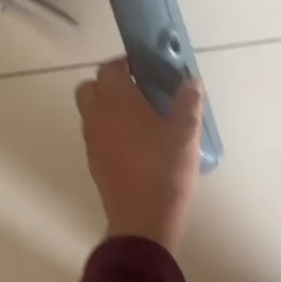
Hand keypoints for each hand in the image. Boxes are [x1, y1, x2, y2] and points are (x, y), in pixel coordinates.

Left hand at [74, 59, 204, 250]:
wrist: (144, 217)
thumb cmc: (166, 168)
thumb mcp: (186, 132)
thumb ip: (188, 102)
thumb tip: (190, 81)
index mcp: (118, 102)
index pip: (109, 69)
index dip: (125, 64)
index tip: (146, 69)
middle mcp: (98, 117)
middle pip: (90, 87)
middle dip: (110, 84)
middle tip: (139, 90)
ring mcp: (92, 141)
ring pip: (91, 112)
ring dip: (108, 107)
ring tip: (141, 117)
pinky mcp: (94, 162)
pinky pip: (96, 134)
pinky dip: (109, 129)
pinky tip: (137, 142)